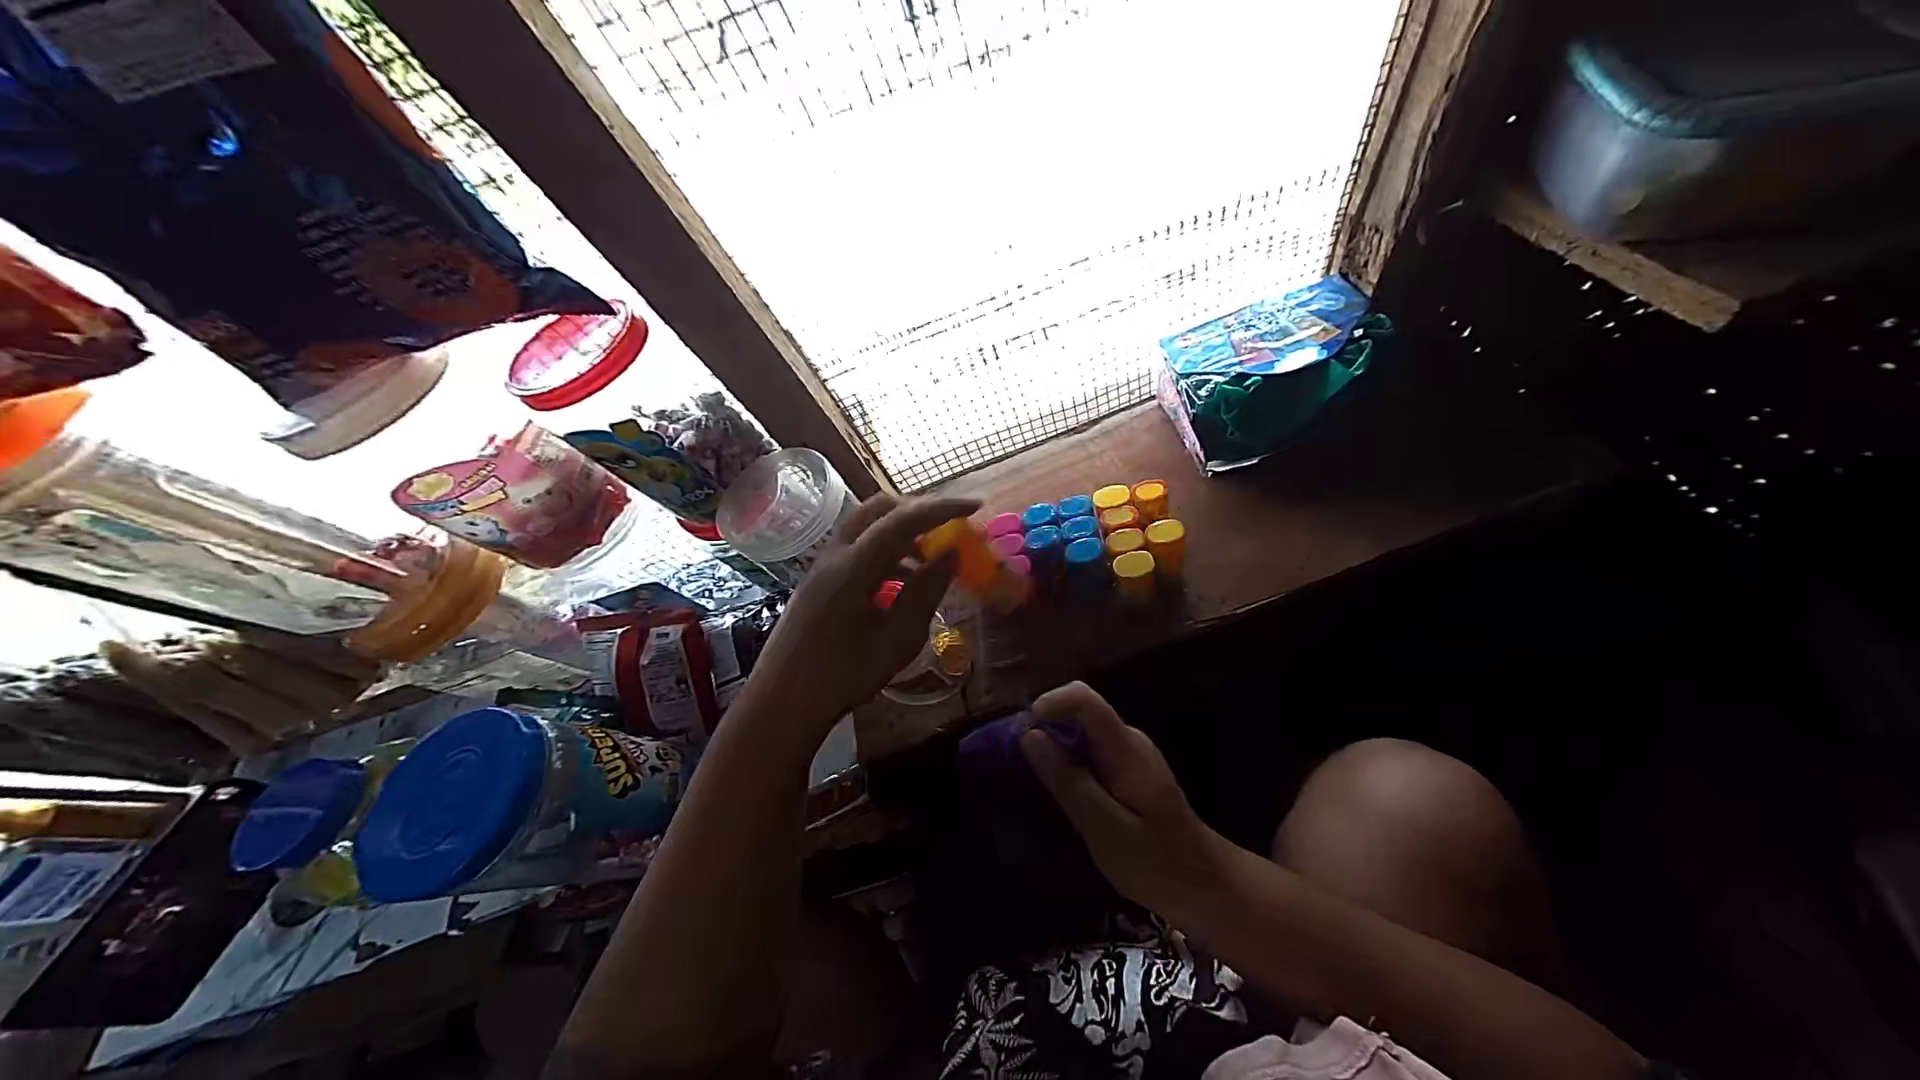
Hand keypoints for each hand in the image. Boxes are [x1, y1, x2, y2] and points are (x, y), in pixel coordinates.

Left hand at [746, 493, 980, 732]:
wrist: (782, 704)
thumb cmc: (842, 678)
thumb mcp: (897, 640)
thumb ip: (925, 593)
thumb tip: (950, 556)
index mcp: (852, 568)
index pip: (901, 520)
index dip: (941, 509)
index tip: (974, 507)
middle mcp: (833, 557)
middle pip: (876, 511)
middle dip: (916, 512)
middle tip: (948, 529)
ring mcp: (821, 569)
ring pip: (865, 531)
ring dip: (900, 537)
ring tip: (930, 566)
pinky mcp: (818, 585)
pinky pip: (856, 553)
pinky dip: (884, 556)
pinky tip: (902, 587)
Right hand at [1019, 682, 1231, 920]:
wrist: (1207, 888)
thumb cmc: (1157, 863)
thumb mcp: (1105, 829)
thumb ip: (1068, 781)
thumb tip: (1030, 737)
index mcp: (1126, 749)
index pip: (1084, 699)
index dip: (1049, 704)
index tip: (1023, 737)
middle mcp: (1129, 741)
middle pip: (1079, 713)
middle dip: (1045, 733)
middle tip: (1027, 776)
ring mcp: (1131, 755)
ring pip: (1082, 734)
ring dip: (1055, 754)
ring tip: (1044, 794)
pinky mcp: (1128, 772)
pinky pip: (1090, 753)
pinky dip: (1070, 768)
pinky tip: (1068, 803)